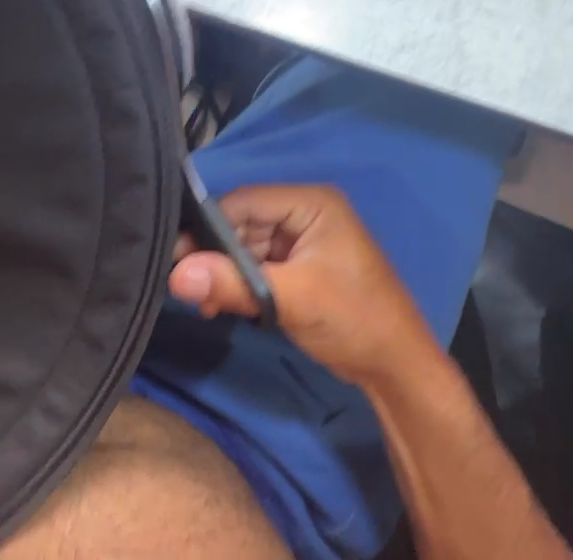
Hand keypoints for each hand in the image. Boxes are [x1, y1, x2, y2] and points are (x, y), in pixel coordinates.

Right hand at [169, 185, 430, 383]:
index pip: (243, 202)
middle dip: (214, 256)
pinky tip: (219, 306)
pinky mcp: (297, 268)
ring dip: (223, 275)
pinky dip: (237, 285)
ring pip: (244, 248)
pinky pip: (255, 267)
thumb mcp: (291, 299)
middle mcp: (303, 214)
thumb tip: (175, 275)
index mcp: (310, 203)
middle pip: (240, 224)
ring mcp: (300, 242)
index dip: (207, 227)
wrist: (397, 370)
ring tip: (204, 305)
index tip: (177, 257)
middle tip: (187, 287)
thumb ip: (233, 283)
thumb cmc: (354, 320)